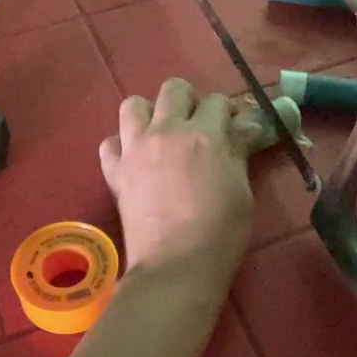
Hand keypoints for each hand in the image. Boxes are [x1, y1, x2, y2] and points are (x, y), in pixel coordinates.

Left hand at [99, 79, 259, 287]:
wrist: (175, 266)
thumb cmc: (220, 232)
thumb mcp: (241, 190)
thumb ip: (239, 152)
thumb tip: (246, 126)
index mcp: (203, 135)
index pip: (217, 101)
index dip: (227, 111)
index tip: (231, 127)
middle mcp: (166, 131)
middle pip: (173, 89)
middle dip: (189, 101)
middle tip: (197, 126)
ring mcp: (135, 150)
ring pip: (132, 104)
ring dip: (149, 113)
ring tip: (161, 134)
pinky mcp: (114, 172)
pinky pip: (110, 143)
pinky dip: (121, 146)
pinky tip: (135, 160)